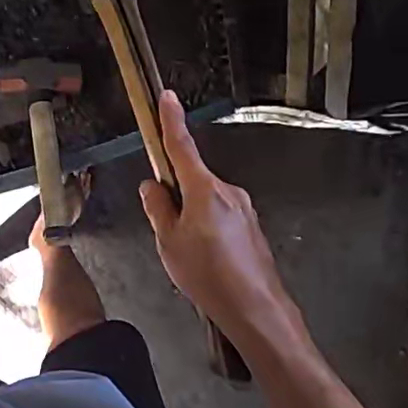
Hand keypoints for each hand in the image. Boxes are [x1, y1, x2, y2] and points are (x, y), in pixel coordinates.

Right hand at [139, 91, 309, 352]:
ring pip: (203, 201)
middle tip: (165, 228)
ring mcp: (242, 209)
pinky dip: (205, 230)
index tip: (167, 98)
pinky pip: (218, 217)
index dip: (170, 120)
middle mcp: (228, 193)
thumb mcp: (168, 241)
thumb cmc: (212, 277)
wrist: (256, 309)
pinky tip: (204, 259)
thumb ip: (157, 207)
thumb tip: (152, 188)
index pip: (182, 146)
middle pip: (190, 180)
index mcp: (204, 190)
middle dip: (173, 196)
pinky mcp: (249, 227)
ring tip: (187, 254)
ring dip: (189, 218)